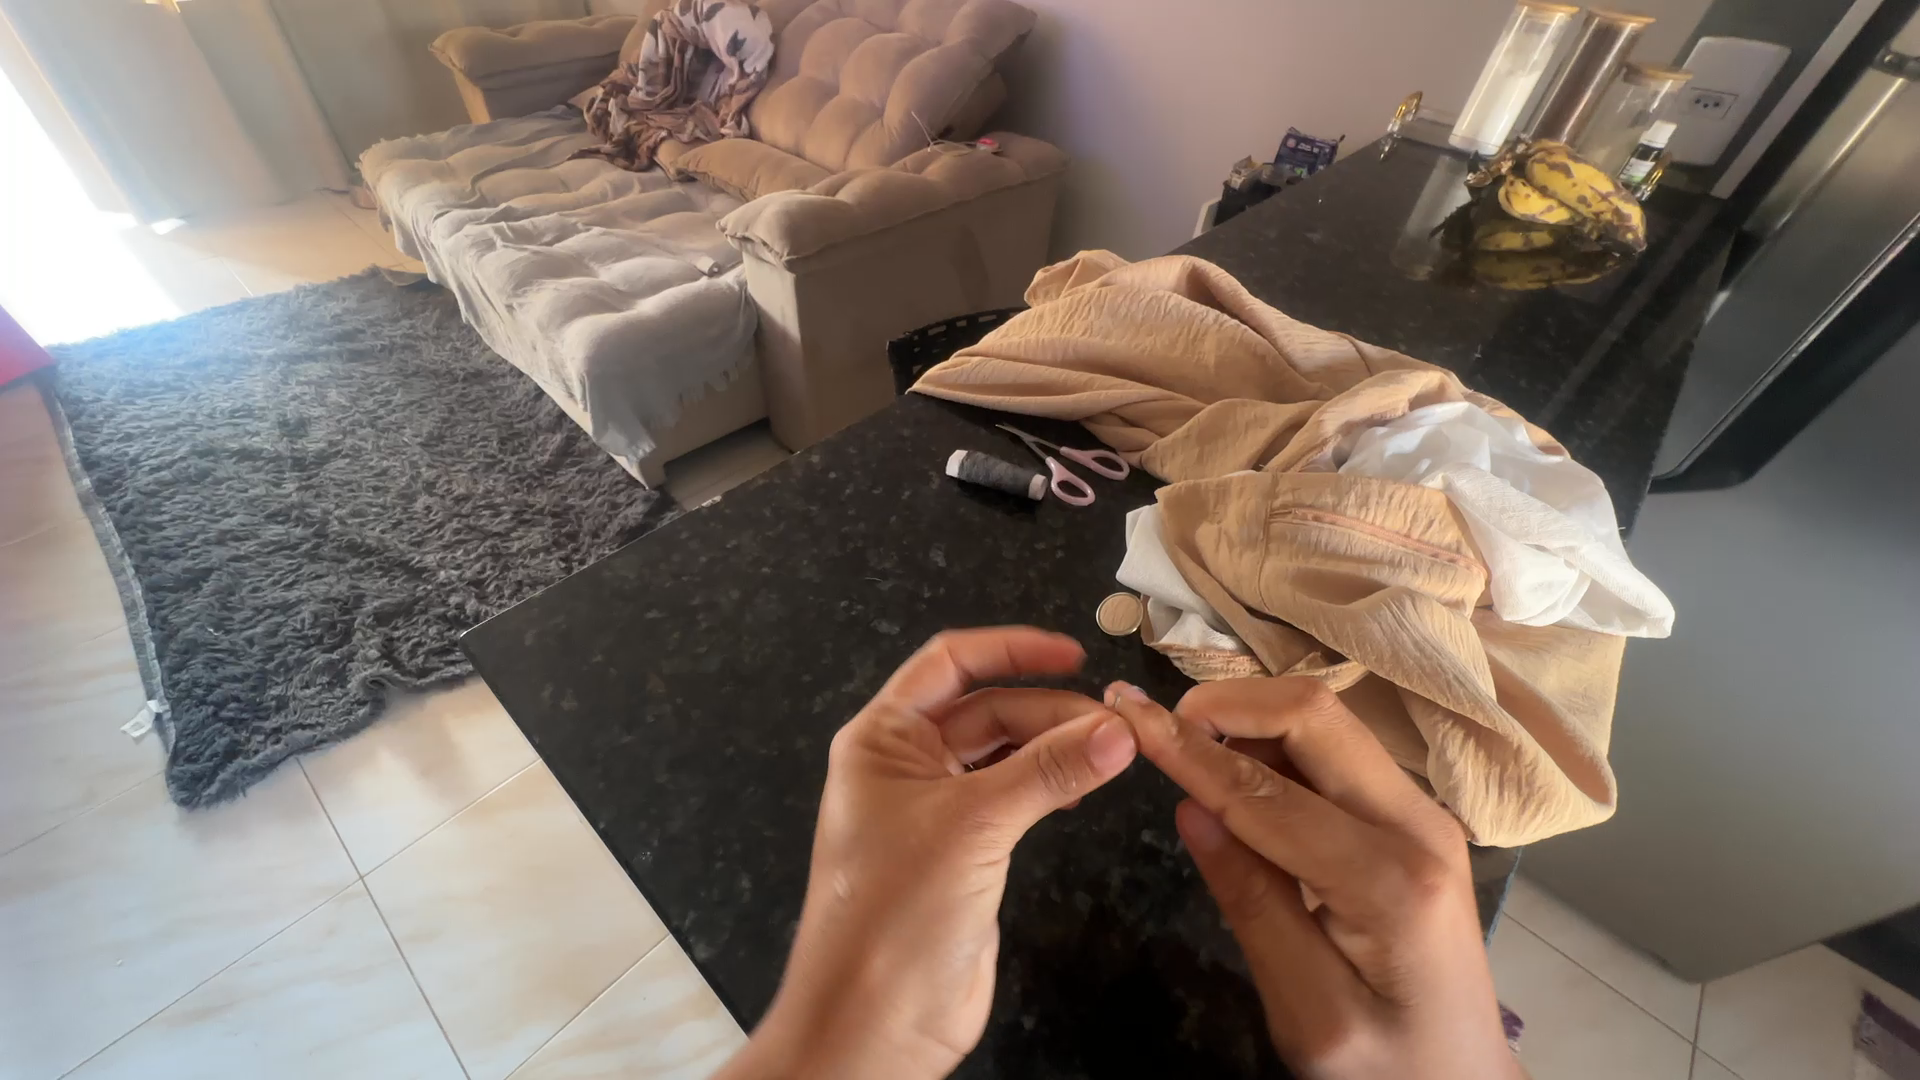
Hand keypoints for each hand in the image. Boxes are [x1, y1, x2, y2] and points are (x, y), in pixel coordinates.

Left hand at [717, 627, 1137, 1079]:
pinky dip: (1047, 785)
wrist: (872, 1030)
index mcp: (885, 736)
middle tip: (1114, 726)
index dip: (1010, 648)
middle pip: (986, 709)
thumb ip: (1048, 771)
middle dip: (1048, 711)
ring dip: (1053, 748)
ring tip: (1108, 755)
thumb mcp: (974, 826)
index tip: (1074, 653)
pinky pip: (1011, 794)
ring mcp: (935, 804)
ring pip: (1003, 752)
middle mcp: (906, 760)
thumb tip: (1121, 728)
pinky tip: (1079, 793)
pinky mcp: (963, 845)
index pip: (949, 662)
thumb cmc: (900, 911)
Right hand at [1105, 677, 1520, 1079]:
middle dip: (1223, 705)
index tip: (1126, 714)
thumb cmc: (1385, 1066)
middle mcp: (1416, 823)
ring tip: (1194, 761)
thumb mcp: (1306, 1011)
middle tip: (1161, 730)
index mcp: (1390, 883)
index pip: (1263, 790)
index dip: (1187, 749)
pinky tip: (1240, 781)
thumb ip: (1251, 903)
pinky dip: (1268, 740)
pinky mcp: (1406, 808)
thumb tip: (1190, 807)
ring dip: (1245, 719)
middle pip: (1310, 714)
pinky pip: (1328, 743)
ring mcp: (1418, 809)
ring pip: (1319, 717)